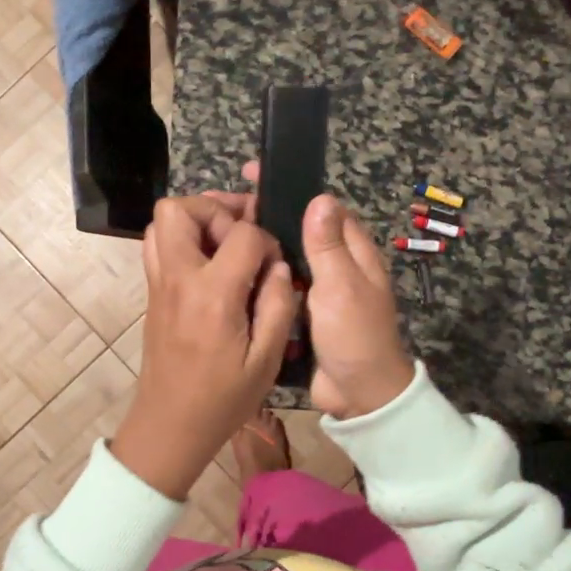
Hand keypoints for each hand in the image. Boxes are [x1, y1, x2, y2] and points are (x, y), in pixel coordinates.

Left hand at [111, 195, 297, 498]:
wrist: (170, 426)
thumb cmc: (223, 400)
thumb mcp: (266, 360)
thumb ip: (277, 304)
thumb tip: (277, 265)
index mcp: (212, 294)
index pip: (241, 234)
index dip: (265, 240)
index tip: (273, 266)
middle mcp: (178, 279)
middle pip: (179, 209)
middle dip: (216, 209)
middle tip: (242, 233)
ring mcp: (158, 284)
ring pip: (161, 223)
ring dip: (195, 222)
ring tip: (225, 244)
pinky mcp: (152, 294)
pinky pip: (158, 246)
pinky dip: (183, 242)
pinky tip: (211, 268)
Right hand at [237, 161, 414, 418]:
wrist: (358, 395)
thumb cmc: (355, 336)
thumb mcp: (342, 286)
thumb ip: (328, 245)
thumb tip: (319, 196)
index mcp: (352, 251)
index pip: (319, 206)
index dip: (288, 187)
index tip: (250, 175)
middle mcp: (334, 264)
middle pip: (295, 229)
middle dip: (261, 215)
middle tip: (217, 208)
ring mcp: (315, 290)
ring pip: (281, 257)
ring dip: (254, 245)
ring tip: (212, 234)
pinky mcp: (298, 313)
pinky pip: (274, 286)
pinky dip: (254, 276)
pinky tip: (224, 271)